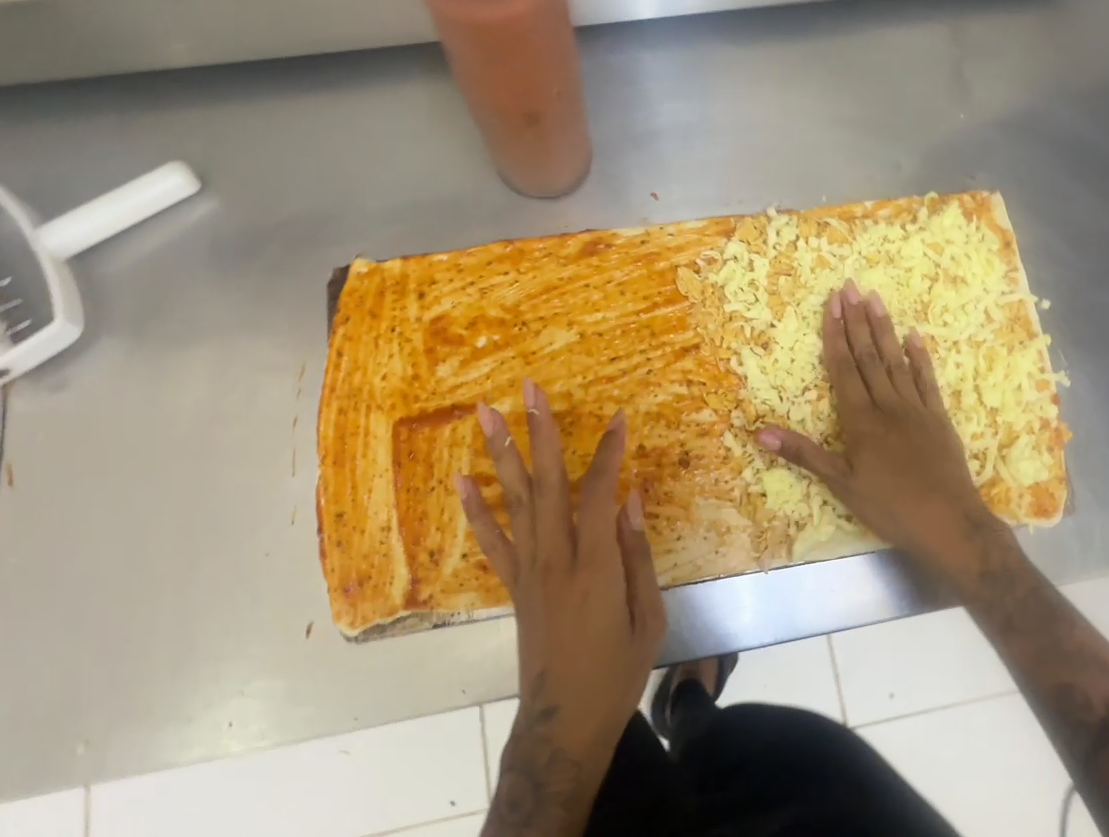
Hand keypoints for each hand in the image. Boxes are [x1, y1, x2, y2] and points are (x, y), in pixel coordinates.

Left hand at [458, 379, 664, 836]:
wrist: (564, 722)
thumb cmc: (617, 672)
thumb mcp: (647, 617)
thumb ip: (637, 554)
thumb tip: (630, 497)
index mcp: (595, 565)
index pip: (598, 492)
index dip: (608, 452)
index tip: (618, 418)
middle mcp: (555, 558)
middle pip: (546, 482)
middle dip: (539, 431)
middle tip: (529, 388)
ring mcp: (528, 570)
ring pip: (514, 500)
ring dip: (501, 453)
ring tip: (486, 413)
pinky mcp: (513, 586)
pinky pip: (491, 541)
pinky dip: (475, 509)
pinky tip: (461, 480)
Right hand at [757, 280, 1011, 584]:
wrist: (951, 524)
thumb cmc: (890, 507)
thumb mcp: (841, 485)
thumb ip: (803, 454)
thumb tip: (759, 432)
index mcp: (860, 419)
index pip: (843, 367)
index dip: (835, 334)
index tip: (831, 302)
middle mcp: (888, 405)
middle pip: (869, 355)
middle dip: (856, 320)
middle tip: (850, 286)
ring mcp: (917, 409)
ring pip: (896, 360)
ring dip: (884, 328)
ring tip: (875, 298)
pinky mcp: (939, 418)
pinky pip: (927, 380)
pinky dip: (920, 357)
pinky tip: (914, 336)